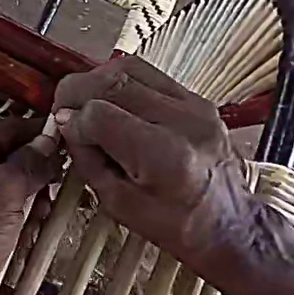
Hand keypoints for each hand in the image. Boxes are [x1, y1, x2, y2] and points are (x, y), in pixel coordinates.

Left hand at [0, 118, 59, 294]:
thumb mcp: (7, 186)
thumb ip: (31, 161)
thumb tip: (48, 146)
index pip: (10, 127)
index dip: (40, 136)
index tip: (68, 144)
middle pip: (14, 157)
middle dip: (37, 174)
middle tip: (53, 185)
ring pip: (16, 187)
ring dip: (33, 200)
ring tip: (38, 213)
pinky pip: (11, 212)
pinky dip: (24, 220)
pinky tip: (30, 230)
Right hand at [52, 58, 254, 269]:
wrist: (231, 225)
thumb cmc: (175, 225)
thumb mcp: (116, 202)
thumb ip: (87, 158)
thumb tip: (65, 122)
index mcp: (164, 157)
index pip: (99, 114)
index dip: (71, 119)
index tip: (62, 129)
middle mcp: (183, 123)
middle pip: (111, 82)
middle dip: (75, 92)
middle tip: (63, 109)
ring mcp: (194, 106)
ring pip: (128, 68)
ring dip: (96, 81)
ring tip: (85, 102)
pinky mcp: (197, 100)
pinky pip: (148, 74)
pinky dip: (120, 81)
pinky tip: (110, 100)